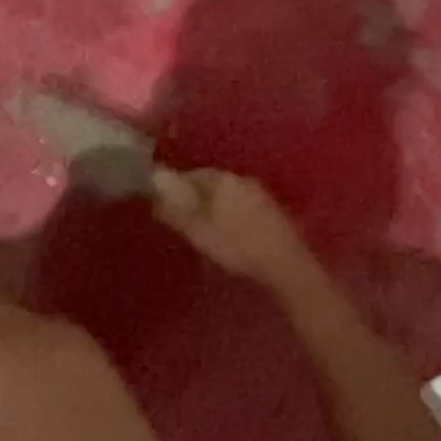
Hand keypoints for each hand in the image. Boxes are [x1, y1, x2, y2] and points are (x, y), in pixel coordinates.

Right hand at [151, 167, 315, 287]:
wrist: (285, 265)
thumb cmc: (236, 246)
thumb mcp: (198, 230)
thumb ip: (175, 205)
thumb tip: (155, 177)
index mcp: (223, 180)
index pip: (192, 175)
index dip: (175, 190)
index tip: (165, 208)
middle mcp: (242, 180)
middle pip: (211, 185)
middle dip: (195, 200)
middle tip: (183, 223)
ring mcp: (261, 195)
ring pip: (228, 197)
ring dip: (214, 210)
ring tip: (205, 232)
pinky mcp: (273, 212)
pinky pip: (243, 208)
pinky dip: (232, 218)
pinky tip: (230, 237)